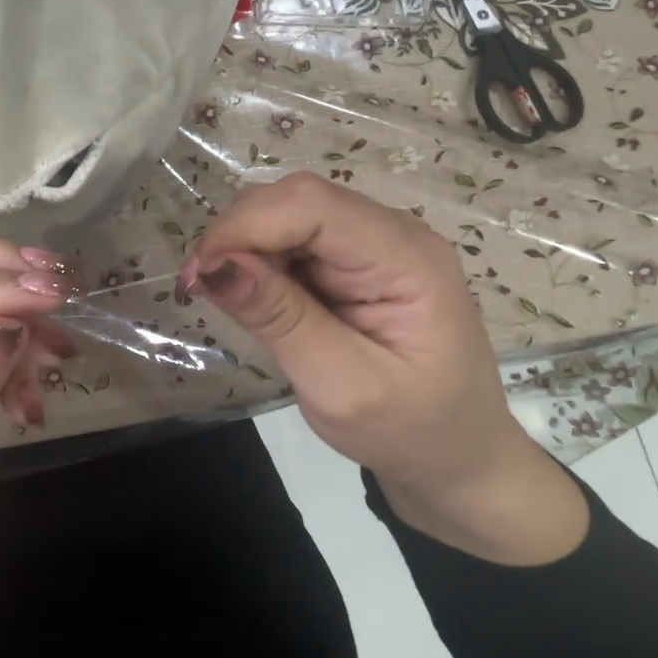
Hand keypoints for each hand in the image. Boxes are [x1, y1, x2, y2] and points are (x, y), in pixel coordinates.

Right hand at [185, 173, 586, 564]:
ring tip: (230, 300)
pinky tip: (252, 297)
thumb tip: (214, 266)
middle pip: (293, 199)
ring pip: (283, 212)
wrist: (458, 458)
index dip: (243, 227)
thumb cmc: (410, 430)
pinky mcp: (350, 259)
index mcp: (406, 260)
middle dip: (237, 235)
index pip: (309, 205)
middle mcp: (392, 235)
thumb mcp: (341, 386)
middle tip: (203, 291)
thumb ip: (280, 320)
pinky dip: (254, 258)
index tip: (199, 278)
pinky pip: (287, 236)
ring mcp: (371, 244)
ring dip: (242, 246)